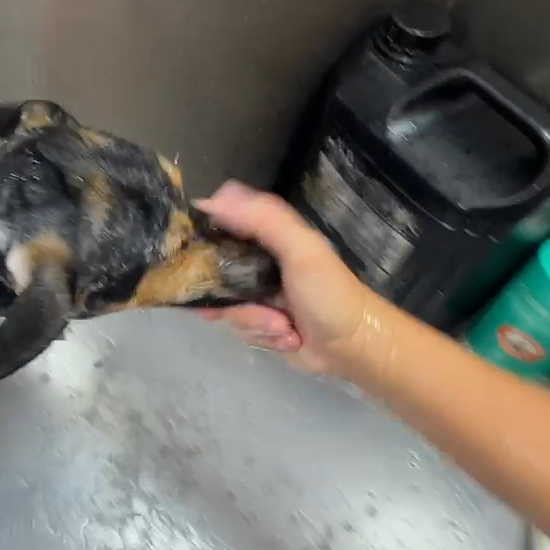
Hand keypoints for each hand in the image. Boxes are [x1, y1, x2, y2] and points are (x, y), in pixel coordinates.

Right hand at [194, 181, 389, 376]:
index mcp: (265, 236)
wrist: (357, 348)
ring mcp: (255, 293)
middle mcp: (254, 262)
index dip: (201, 238)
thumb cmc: (330, 294)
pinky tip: (286, 336)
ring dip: (252, 319)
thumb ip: (262, 220)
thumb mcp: (301, 249)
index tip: (193, 256)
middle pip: (212, 270)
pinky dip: (261, 335)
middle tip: (242, 303)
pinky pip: (238, 326)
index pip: (218, 225)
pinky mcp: (258, 322)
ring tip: (282, 325)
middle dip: (226, 294)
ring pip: (224, 303)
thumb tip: (211, 200)